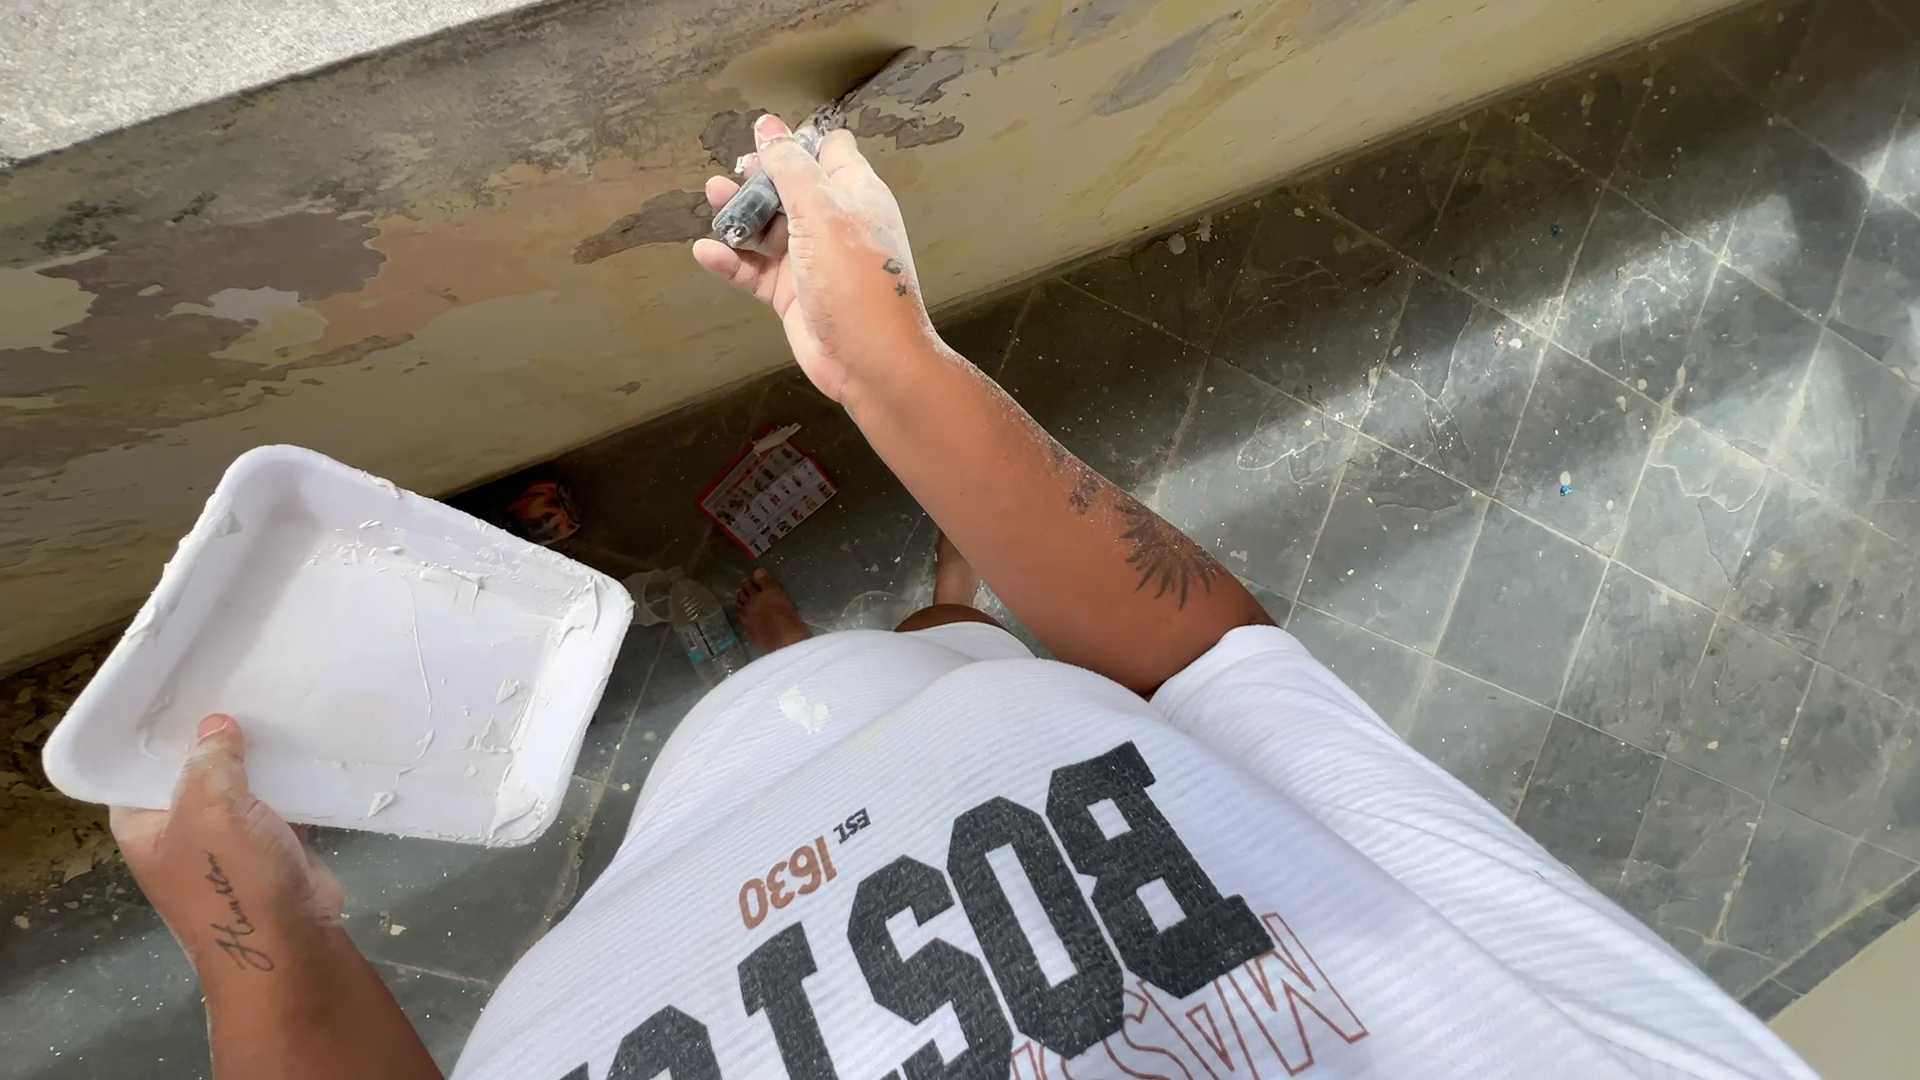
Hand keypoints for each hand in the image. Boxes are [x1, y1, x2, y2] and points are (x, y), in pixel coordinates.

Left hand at [112, 714, 344, 980]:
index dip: (166, 737)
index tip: (198, 697)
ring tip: (292, 716)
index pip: (143, 773)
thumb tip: (214, 724)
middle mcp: (185, 830)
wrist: (285, 935)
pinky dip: (299, 782)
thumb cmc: (233, 877)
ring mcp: (233, 839)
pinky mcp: (278, 843)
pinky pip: (286, 802)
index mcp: (148, 827)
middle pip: (201, 775)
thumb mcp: (212, 812)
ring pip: (248, 787)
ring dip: (269, 761)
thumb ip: (212, 765)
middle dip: (227, 741)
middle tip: (255, 696)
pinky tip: (318, 756)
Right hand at [692, 114, 935, 403]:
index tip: (766, 141)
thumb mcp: (823, 212)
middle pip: (790, 187)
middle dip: (760, 178)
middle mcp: (835, 225)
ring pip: (768, 228)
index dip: (799, 142)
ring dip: (740, 213)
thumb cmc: (856, 282)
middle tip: (737, 177)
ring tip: (714, 198)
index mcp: (855, 195)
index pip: (829, 152)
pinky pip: (755, 271)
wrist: (869, 360)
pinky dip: (732, 261)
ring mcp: (812, 261)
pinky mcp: (793, 295)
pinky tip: (706, 252)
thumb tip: (770, 127)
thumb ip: (792, 167)